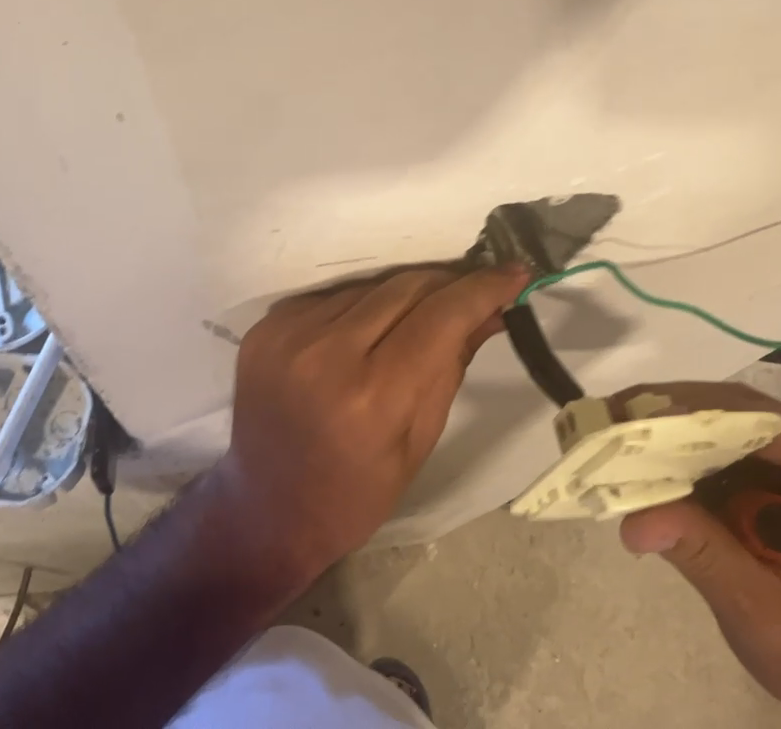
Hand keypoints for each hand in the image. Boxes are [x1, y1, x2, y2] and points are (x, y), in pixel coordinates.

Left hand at [208, 265, 527, 584]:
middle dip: (449, 285)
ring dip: (403, 296)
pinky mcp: (265, 329)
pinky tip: (367, 332)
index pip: (441, 316)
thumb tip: (490, 312)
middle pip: (405, 288)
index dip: (483, 289)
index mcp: (373, 395)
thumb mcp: (419, 441)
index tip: (515, 275)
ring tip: (420, 319)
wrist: (268, 507)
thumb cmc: (355, 493)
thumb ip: (451, 367)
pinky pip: (330, 298)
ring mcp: (289, 336)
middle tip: (476, 292)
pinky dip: (358, 308)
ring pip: (368, 287)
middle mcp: (326, 354)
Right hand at [612, 382, 780, 728]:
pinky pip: (736, 452)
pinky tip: (646, 454)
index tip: (651, 416)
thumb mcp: (769, 623)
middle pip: (764, 418)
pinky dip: (689, 449)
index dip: (721, 415)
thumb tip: (634, 515)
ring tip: (619, 427)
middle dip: (688, 410)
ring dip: (682, 424)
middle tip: (617, 413)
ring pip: (744, 426)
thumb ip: (707, 559)